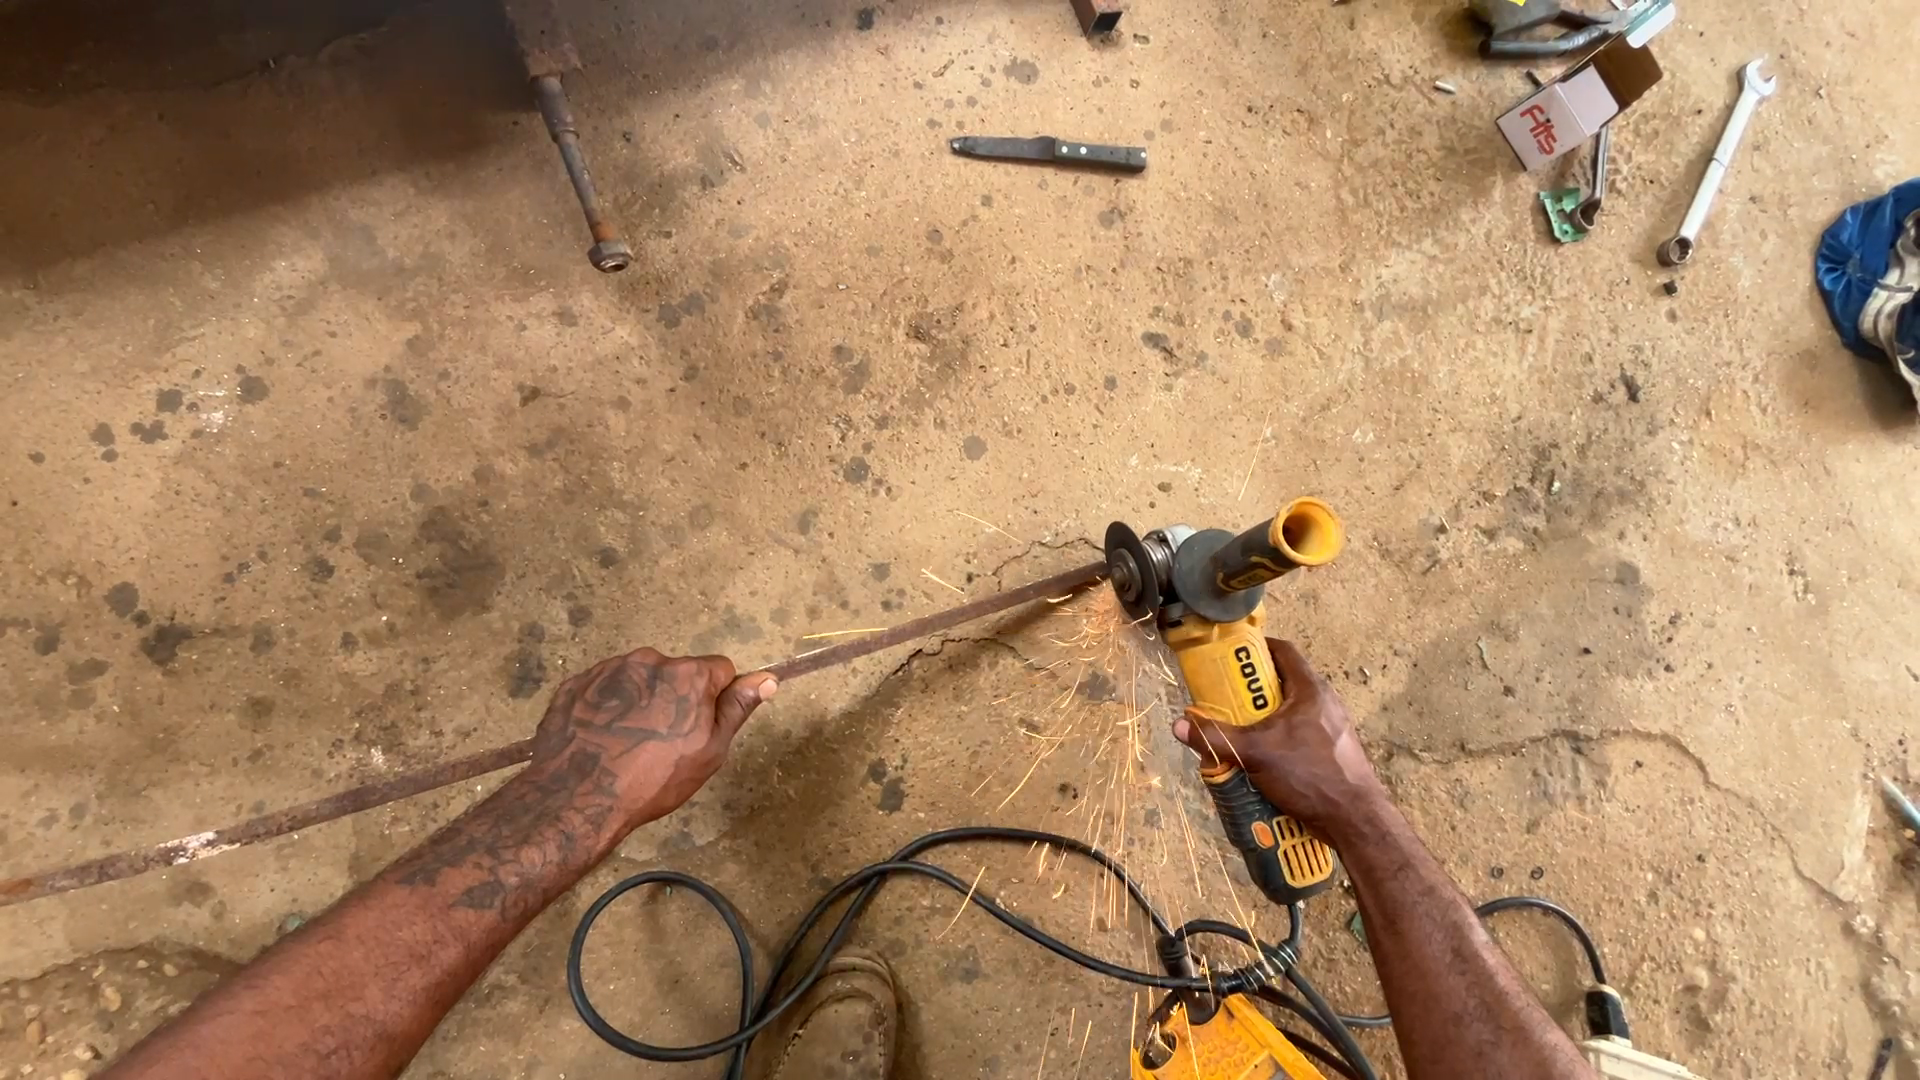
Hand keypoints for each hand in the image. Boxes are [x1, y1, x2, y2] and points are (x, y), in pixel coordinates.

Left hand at [527, 648, 777, 827]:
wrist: (576, 798)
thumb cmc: (655, 778)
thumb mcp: (710, 750)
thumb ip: (738, 708)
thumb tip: (769, 679)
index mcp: (690, 673)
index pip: (719, 671)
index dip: (715, 699)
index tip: (698, 728)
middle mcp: (651, 659)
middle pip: (678, 673)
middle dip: (677, 697)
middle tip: (663, 741)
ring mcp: (610, 669)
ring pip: (641, 679)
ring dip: (643, 700)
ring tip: (629, 741)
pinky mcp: (577, 683)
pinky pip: (606, 688)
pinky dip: (609, 706)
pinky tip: (603, 737)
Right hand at [1171, 638, 1383, 833]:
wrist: (1356, 821)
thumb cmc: (1309, 774)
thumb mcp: (1256, 753)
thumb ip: (1217, 739)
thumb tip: (1179, 726)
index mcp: (1310, 690)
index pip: (1283, 651)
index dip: (1256, 648)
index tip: (1230, 657)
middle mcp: (1324, 703)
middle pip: (1283, 682)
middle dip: (1252, 690)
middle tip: (1226, 698)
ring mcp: (1332, 728)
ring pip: (1291, 711)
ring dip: (1265, 717)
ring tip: (1240, 730)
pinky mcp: (1333, 751)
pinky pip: (1300, 733)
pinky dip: (1279, 738)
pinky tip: (1262, 758)